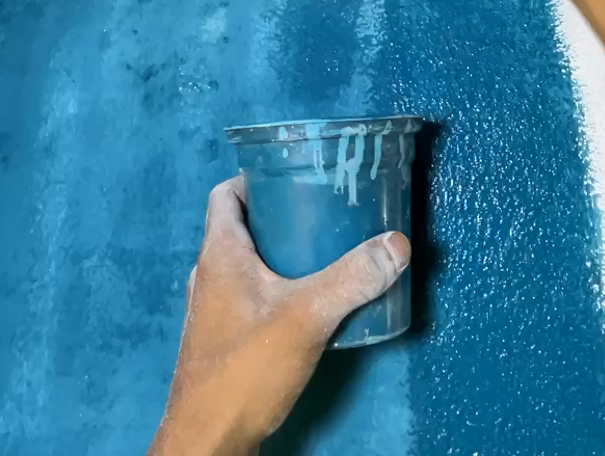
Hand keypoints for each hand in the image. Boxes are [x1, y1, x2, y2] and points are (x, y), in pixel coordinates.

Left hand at [149, 177, 410, 455]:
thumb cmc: (246, 367)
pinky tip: (306, 301)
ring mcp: (211, 309)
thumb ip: (352, 279)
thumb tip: (397, 243)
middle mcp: (209, 273)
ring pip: (245, 261)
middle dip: (279, 214)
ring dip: (277, 252)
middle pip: (240, 225)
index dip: (255, 177)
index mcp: (219, 252)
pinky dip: (273, 284)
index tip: (295, 175)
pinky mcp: (221, 338)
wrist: (207, 443)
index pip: (226, 193)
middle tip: (322, 211)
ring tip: (322, 251)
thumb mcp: (307, 316)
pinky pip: (247, 293)